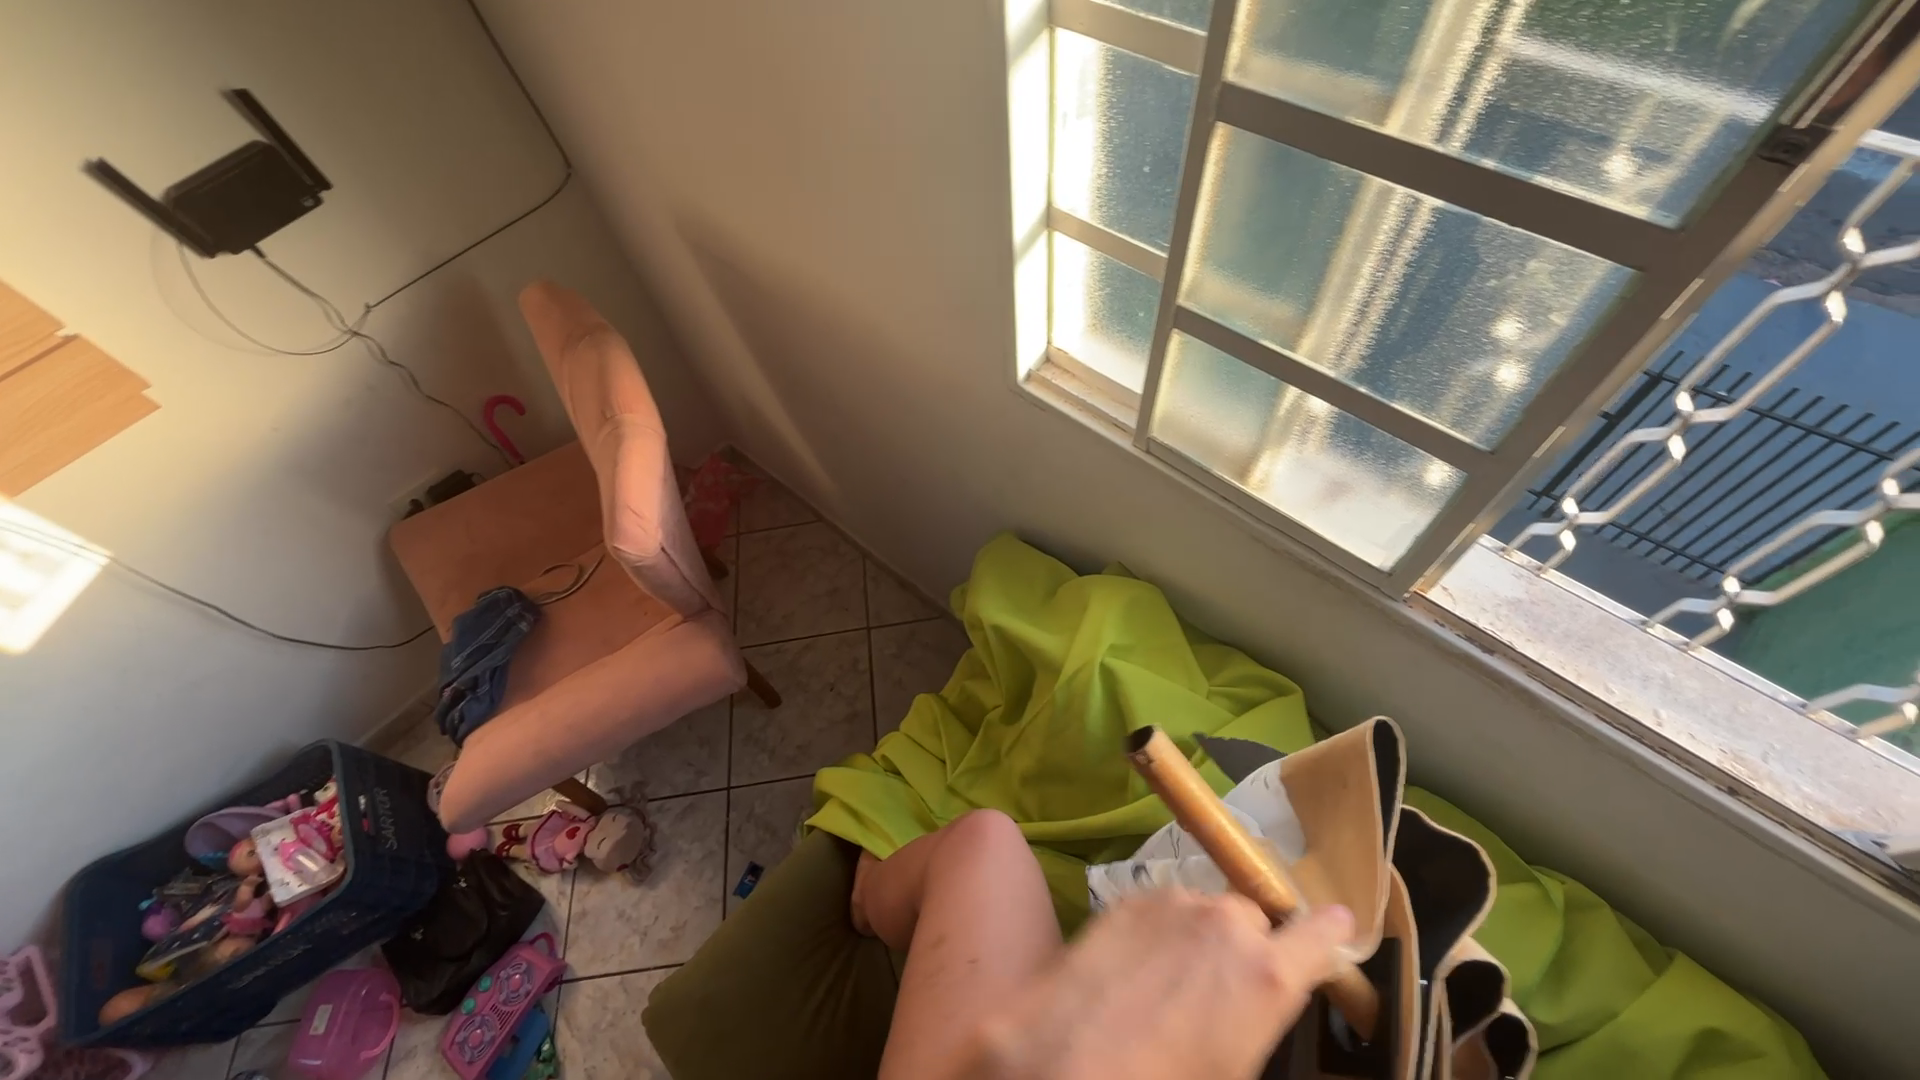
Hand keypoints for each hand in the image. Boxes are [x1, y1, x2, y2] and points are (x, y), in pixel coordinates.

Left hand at [961, 888, 1353, 1079]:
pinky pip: (1161, 908)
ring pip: (1202, 911)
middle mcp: (1227, 924)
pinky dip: (1159, 929)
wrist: (1067, 1058)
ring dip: (1197, 935)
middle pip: (1252, 920)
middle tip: (1218, 987)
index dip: (1330, 932)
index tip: (1339, 923)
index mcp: (1267, 976)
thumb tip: (1246, 1006)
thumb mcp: (1233, 1066)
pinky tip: (1132, 965)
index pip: (1320, 936)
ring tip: (1164, 979)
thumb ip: (1256, 1017)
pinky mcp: (1130, 897)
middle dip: (1245, 945)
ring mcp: (1175, 902)